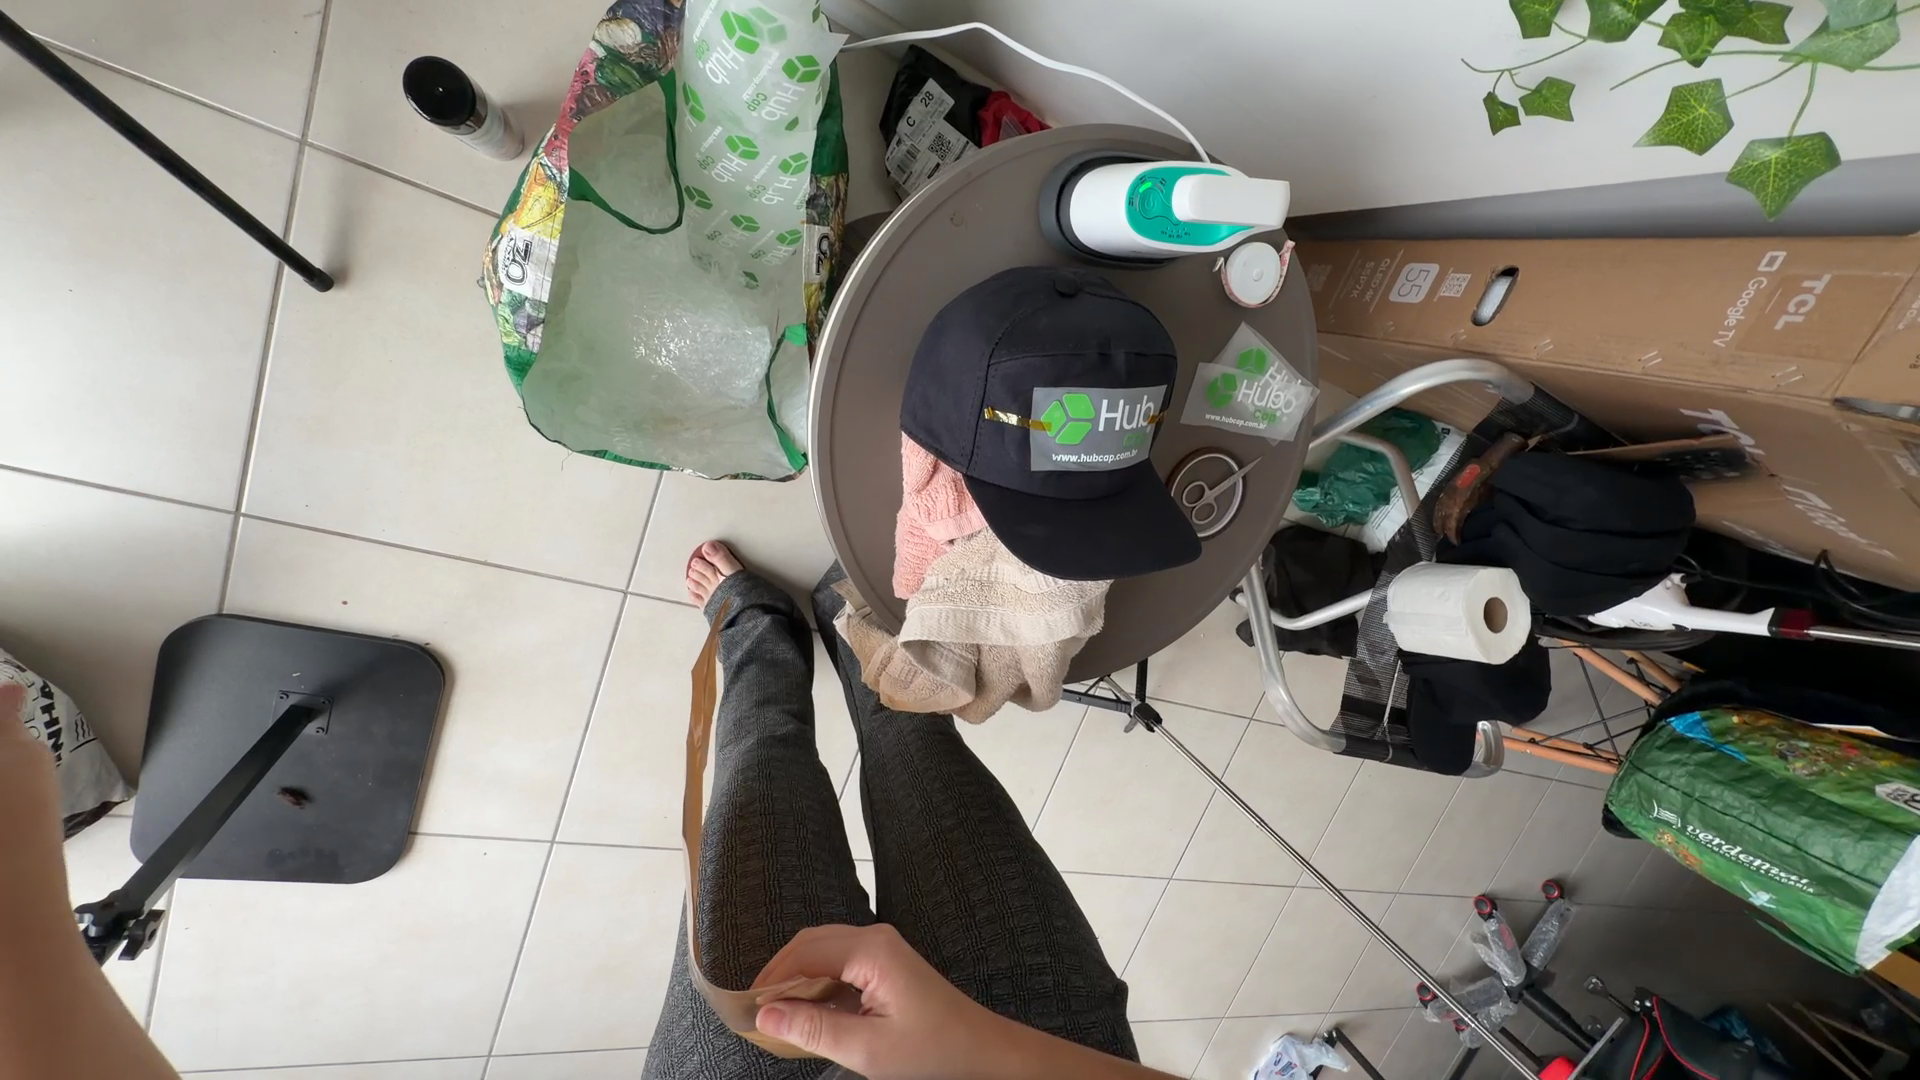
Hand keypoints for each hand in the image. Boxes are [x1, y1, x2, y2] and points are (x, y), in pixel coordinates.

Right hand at [750, 923, 1019, 1079]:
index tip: (744, 1008)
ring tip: (776, 1015)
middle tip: (755, 1013)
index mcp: (871, 950)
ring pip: (823, 950)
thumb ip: (814, 1029)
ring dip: (798, 977)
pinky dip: (817, 982)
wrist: (981, 1052)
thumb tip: (765, 1013)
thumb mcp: (868, 1050)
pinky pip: (840, 961)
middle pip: (811, 942)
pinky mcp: (885, 962)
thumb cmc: (932, 1052)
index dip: (771, 977)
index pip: (805, 951)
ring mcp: (881, 947)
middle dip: (780, 973)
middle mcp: (875, 938)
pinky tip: (807, 1012)